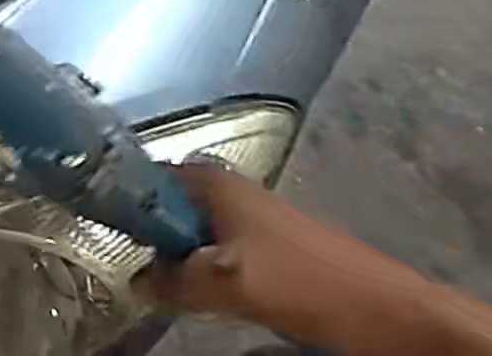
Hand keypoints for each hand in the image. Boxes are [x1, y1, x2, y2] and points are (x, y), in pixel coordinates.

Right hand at [136, 166, 491, 355]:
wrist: (396, 317)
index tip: (95, 223)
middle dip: (142, 229)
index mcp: (207, 178)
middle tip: (117, 257)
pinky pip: (207, 248)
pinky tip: (187, 288)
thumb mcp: (233, 282)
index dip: (116, 195)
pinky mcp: (258, 245)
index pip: (141, 174)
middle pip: (160, 202)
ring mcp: (240, 215)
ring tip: (146, 275)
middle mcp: (218, 187)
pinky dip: (191, 264)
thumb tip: (132, 280)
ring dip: (166, 251)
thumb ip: (177, 279)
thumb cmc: (308, 281)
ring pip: (184, 229)